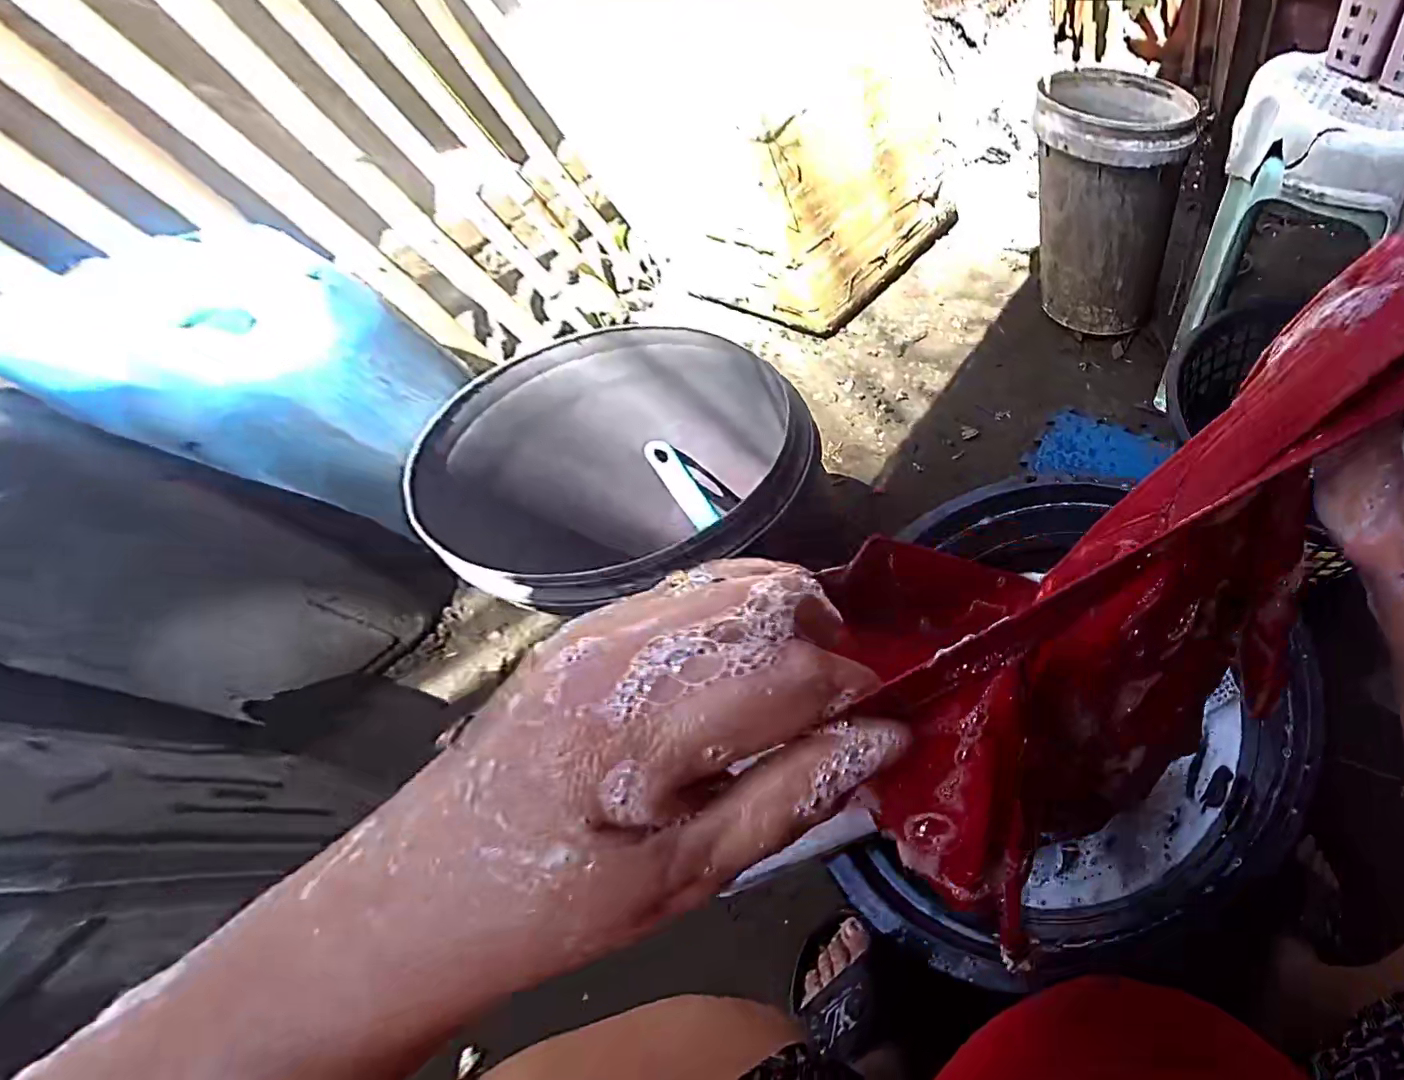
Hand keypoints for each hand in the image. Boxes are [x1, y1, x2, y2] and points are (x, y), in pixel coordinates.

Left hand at [22, 561, 908, 1079]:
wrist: (411, 898)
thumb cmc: (556, 906)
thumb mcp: (690, 875)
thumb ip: (795, 795)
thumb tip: (886, 739)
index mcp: (644, 721)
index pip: (793, 668)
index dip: (857, 687)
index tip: (886, 716)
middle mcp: (624, 647)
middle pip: (772, 597)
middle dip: (833, 635)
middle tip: (846, 695)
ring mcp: (602, 625)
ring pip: (740, 578)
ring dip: (794, 616)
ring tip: (805, 675)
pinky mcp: (593, 624)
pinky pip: (698, 587)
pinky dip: (748, 610)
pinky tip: (749, 662)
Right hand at [1313, 229, 1403, 621]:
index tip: (1393, 288)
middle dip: (1371, 296)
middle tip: (1345, 325)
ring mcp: (1386, 388)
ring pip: (1354, 330)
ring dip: (1329, 334)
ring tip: (1313, 352)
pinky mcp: (1339, 419)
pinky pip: (1317, 377)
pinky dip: (1301, 371)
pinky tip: (1293, 376)